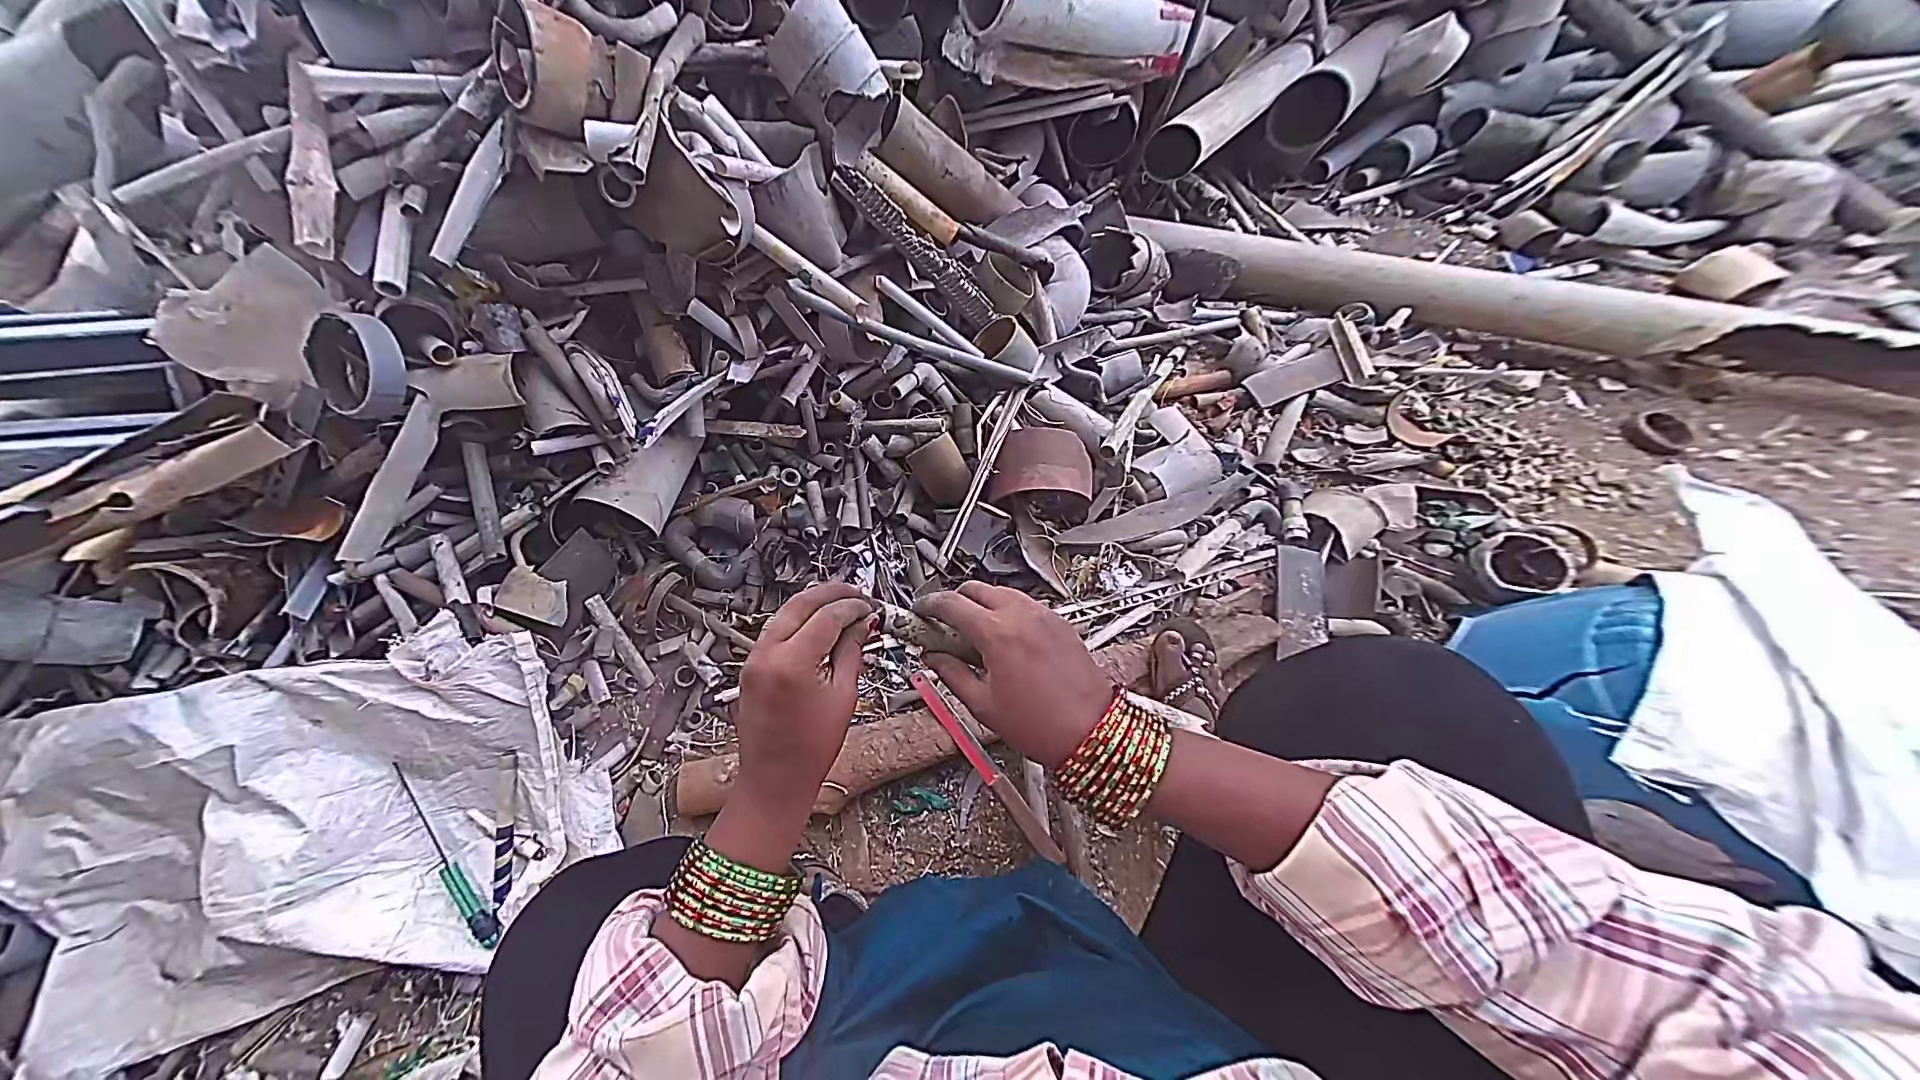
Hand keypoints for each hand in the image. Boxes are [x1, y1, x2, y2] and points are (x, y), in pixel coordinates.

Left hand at [733, 582, 873, 813]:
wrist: (775, 779)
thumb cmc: (807, 751)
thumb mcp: (843, 696)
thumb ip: (851, 652)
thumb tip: (861, 626)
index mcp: (791, 663)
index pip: (827, 615)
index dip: (853, 607)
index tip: (868, 607)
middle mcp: (767, 656)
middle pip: (801, 603)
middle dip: (832, 594)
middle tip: (857, 595)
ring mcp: (755, 660)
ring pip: (786, 613)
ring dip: (815, 604)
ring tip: (842, 606)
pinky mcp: (752, 667)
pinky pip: (777, 630)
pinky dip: (800, 621)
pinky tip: (820, 625)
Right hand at [917, 582, 1113, 768]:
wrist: (1092, 731)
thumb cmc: (1045, 725)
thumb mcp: (983, 705)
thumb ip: (952, 675)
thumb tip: (935, 660)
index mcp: (998, 634)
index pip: (951, 604)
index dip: (929, 605)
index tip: (921, 611)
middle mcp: (1022, 616)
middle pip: (976, 589)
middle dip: (954, 601)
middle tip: (943, 624)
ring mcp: (1044, 616)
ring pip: (1002, 593)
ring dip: (982, 604)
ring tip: (974, 634)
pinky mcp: (1059, 623)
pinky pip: (1025, 605)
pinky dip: (1007, 611)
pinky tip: (1004, 638)